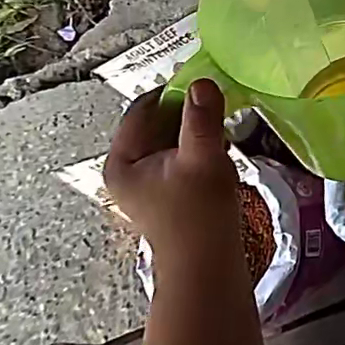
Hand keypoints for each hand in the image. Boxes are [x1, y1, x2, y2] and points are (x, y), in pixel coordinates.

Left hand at [105, 79, 246, 275]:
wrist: (208, 263)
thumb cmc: (199, 212)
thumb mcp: (202, 158)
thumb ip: (201, 120)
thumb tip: (202, 81)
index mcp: (122, 161)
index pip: (143, 109)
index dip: (174, 92)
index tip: (206, 82)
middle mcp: (128, 168)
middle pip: (157, 122)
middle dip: (188, 110)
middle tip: (219, 102)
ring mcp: (148, 180)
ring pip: (172, 137)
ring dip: (197, 126)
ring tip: (222, 123)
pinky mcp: (169, 188)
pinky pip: (181, 153)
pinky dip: (200, 144)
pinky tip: (220, 146)